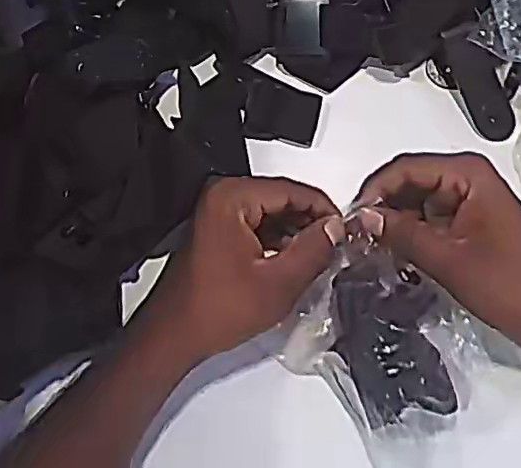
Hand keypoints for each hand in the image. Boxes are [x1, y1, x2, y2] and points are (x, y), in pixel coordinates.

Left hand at [137, 176, 342, 363]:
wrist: (177, 331)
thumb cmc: (215, 308)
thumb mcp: (279, 282)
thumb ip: (313, 250)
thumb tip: (333, 229)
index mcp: (232, 197)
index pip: (289, 189)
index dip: (322, 208)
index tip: (343, 226)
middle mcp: (221, 195)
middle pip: (279, 197)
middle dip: (309, 220)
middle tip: (335, 242)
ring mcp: (217, 210)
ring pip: (269, 211)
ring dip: (294, 230)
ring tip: (318, 255)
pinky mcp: (217, 226)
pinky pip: (256, 222)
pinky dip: (277, 238)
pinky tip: (293, 259)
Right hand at [356, 152, 520, 369]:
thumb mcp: (454, 262)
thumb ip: (404, 235)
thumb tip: (362, 217)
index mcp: (466, 174)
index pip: (403, 169)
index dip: (374, 191)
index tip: (353, 218)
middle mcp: (465, 181)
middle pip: (406, 184)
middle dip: (381, 209)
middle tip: (357, 237)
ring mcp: (466, 204)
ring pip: (413, 204)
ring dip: (394, 226)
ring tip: (372, 250)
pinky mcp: (467, 227)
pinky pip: (426, 223)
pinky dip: (410, 239)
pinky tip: (395, 258)